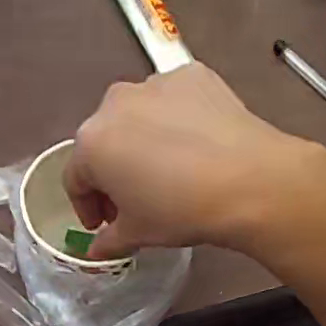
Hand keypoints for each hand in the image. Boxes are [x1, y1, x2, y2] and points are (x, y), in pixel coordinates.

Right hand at [63, 63, 325, 257]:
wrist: (249, 181)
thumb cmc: (180, 210)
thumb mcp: (139, 233)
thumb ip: (109, 239)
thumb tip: (97, 249)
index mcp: (92, 143)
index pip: (76, 178)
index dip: (86, 206)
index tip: (102, 224)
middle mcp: (115, 103)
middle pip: (104, 142)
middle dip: (112, 173)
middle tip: (132, 202)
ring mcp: (155, 83)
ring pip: (137, 118)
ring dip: (141, 144)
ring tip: (166, 173)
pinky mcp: (193, 75)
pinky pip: (173, 102)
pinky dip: (175, 122)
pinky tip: (194, 148)